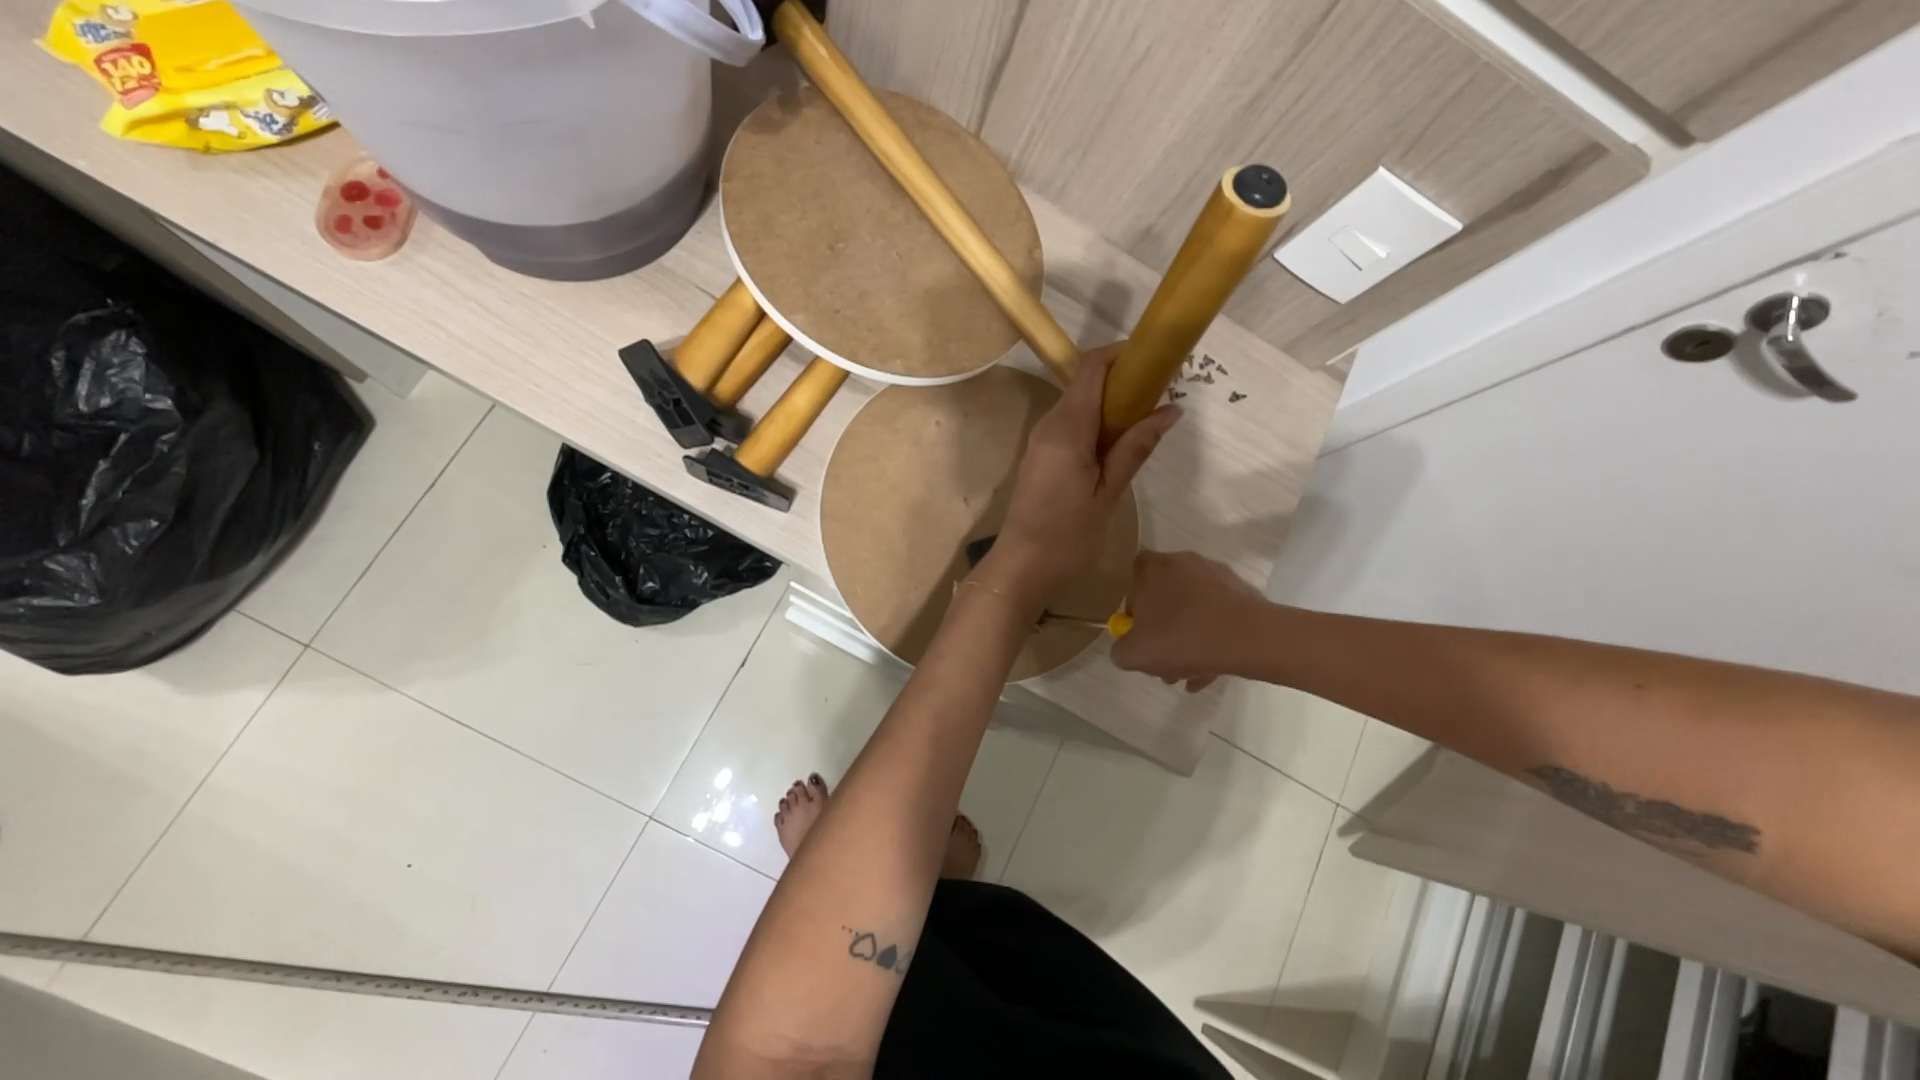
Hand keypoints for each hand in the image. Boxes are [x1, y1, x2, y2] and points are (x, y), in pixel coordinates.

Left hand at [976, 344, 1180, 609]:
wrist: (1021, 568)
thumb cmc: (1067, 536)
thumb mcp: (1108, 492)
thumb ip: (1136, 448)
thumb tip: (1170, 409)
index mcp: (1066, 428)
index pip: (1091, 368)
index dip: (1122, 355)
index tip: (1156, 361)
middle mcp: (1049, 424)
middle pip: (1087, 382)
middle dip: (1124, 381)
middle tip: (1162, 397)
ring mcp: (1042, 439)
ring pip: (1080, 403)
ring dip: (1113, 404)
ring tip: (1148, 422)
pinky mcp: (1041, 454)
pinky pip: (1072, 424)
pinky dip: (1098, 423)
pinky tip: (1121, 444)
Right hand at [1111, 550, 1264, 690]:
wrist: (1247, 638)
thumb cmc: (1181, 638)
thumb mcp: (1134, 654)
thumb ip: (1120, 650)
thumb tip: (1126, 648)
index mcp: (1153, 567)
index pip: (1132, 581)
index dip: (1133, 611)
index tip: (1140, 636)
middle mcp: (1183, 562)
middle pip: (1164, 599)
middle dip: (1162, 633)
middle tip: (1165, 664)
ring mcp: (1216, 575)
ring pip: (1192, 611)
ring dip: (1187, 641)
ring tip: (1191, 675)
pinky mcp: (1241, 592)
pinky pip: (1217, 616)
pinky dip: (1211, 639)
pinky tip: (1213, 669)